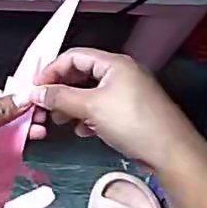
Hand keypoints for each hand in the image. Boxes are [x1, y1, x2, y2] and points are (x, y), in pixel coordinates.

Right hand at [31, 49, 206, 173]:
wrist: (170, 151)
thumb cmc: (135, 123)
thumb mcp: (91, 107)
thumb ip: (61, 97)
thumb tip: (38, 92)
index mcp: (114, 63)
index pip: (75, 56)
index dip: (52, 70)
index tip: (36, 87)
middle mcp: (121, 73)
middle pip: (82, 74)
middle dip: (61, 90)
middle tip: (45, 106)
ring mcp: (127, 92)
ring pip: (91, 92)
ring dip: (73, 105)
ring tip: (61, 121)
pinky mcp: (130, 111)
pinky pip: (102, 107)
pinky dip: (88, 116)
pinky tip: (82, 130)